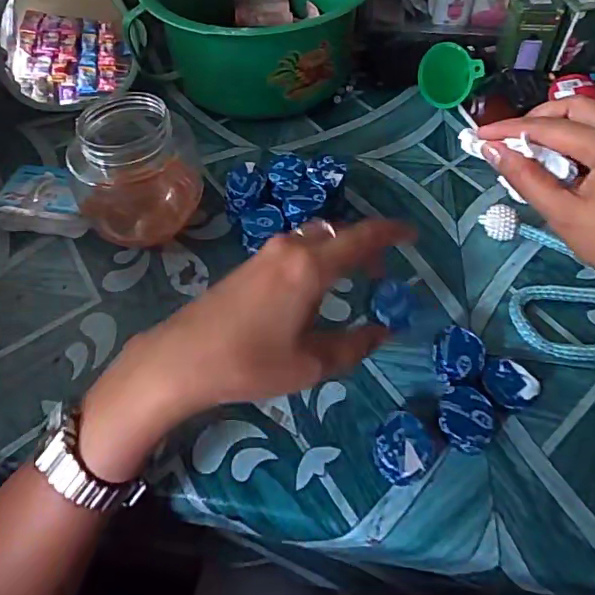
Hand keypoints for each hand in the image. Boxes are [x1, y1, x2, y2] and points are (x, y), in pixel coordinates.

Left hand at [79, 219, 414, 479]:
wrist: (182, 357)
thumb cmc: (250, 362)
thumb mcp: (309, 363)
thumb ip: (352, 346)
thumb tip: (382, 331)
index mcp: (309, 266)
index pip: (359, 237)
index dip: (389, 232)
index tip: (412, 234)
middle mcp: (289, 248)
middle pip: (336, 231)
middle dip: (364, 244)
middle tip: (381, 271)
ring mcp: (265, 253)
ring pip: (312, 236)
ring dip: (337, 248)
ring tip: (353, 277)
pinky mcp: (249, 263)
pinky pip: (294, 246)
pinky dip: (316, 254)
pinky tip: (315, 286)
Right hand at [476, 98, 594, 313]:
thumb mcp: (565, 215)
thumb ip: (526, 177)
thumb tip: (492, 150)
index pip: (549, 127)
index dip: (509, 130)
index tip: (479, 135)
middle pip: (575, 106)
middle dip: (537, 117)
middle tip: (510, 139)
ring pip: (594, 116)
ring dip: (560, 126)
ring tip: (533, 151)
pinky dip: (581, 138)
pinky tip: (566, 163)